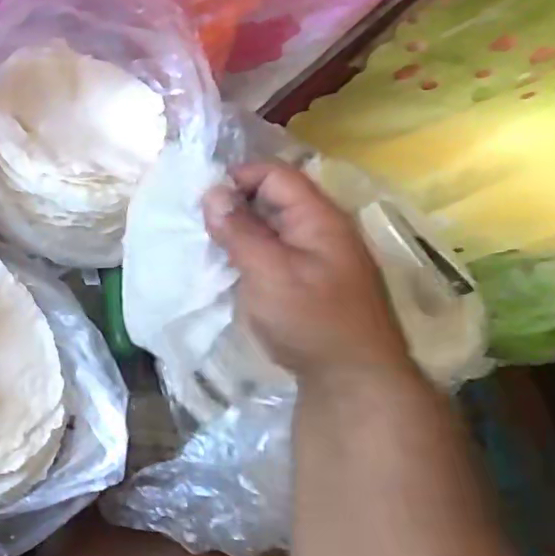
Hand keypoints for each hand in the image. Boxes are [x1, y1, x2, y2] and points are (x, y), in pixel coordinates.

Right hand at [204, 161, 414, 387]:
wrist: (355, 381)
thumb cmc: (311, 321)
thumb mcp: (268, 272)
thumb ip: (239, 231)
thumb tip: (212, 192)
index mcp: (319, 217)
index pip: (275, 174)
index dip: (238, 178)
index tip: (202, 202)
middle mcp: (323, 230)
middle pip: (274, 198)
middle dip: (235, 205)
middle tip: (200, 226)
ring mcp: (320, 257)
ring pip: (273, 227)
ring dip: (241, 232)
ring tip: (209, 248)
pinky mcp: (312, 281)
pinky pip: (277, 253)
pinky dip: (252, 255)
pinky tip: (232, 271)